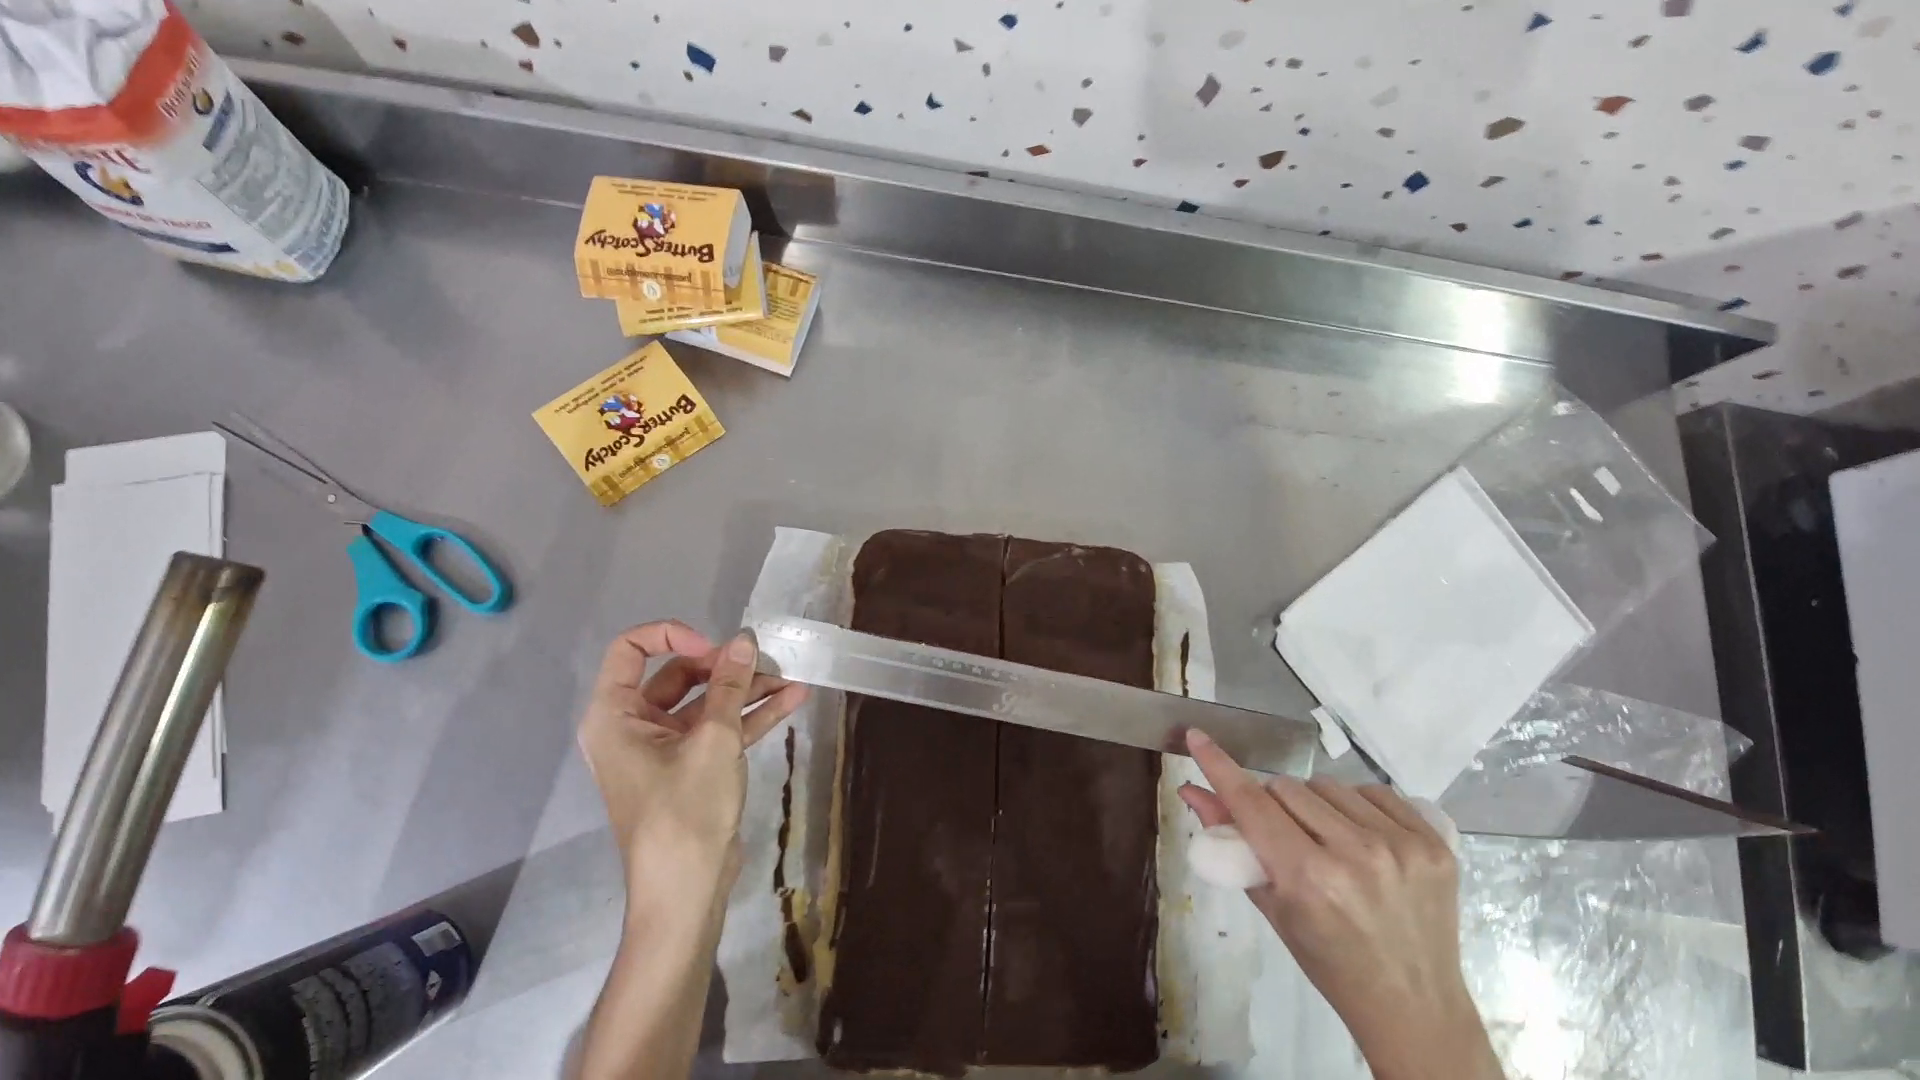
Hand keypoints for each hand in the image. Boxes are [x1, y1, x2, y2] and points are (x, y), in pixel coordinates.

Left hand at [576, 621, 809, 887]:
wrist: (687, 889)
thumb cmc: (685, 810)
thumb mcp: (713, 740)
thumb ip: (729, 685)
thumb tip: (745, 639)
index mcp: (614, 715)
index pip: (631, 650)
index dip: (673, 636)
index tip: (714, 648)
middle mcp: (632, 727)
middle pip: (677, 676)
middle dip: (725, 668)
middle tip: (766, 663)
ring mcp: (662, 750)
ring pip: (704, 704)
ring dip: (745, 691)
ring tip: (791, 678)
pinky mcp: (689, 770)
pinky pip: (716, 731)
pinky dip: (748, 718)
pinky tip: (789, 702)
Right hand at [1179, 730, 1500, 1079]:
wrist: (1412, 1003)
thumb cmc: (1329, 963)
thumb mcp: (1273, 907)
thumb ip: (1233, 845)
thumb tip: (1192, 792)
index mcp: (1309, 878)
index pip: (1252, 803)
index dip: (1219, 766)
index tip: (1197, 736)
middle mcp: (1356, 852)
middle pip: (1287, 788)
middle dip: (1273, 804)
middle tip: (1282, 836)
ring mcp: (1400, 844)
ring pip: (1329, 785)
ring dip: (1315, 804)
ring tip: (1326, 840)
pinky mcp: (1434, 840)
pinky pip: (1375, 791)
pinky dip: (1357, 806)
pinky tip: (1361, 838)